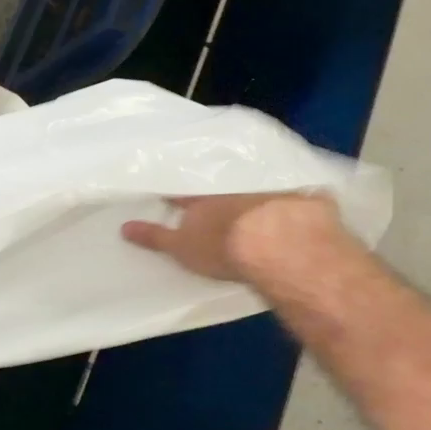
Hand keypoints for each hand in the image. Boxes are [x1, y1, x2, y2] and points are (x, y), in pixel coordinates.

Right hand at [121, 192, 346, 282]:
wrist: (284, 244)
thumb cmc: (225, 247)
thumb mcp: (182, 248)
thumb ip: (155, 237)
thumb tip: (123, 227)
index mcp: (201, 195)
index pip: (182, 189)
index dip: (175, 190)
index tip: (168, 190)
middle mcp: (234, 184)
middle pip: (221, 181)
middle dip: (215, 182)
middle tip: (211, 184)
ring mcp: (270, 187)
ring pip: (257, 181)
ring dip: (253, 185)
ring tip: (249, 190)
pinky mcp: (307, 195)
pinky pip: (297, 189)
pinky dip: (293, 193)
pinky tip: (296, 198)